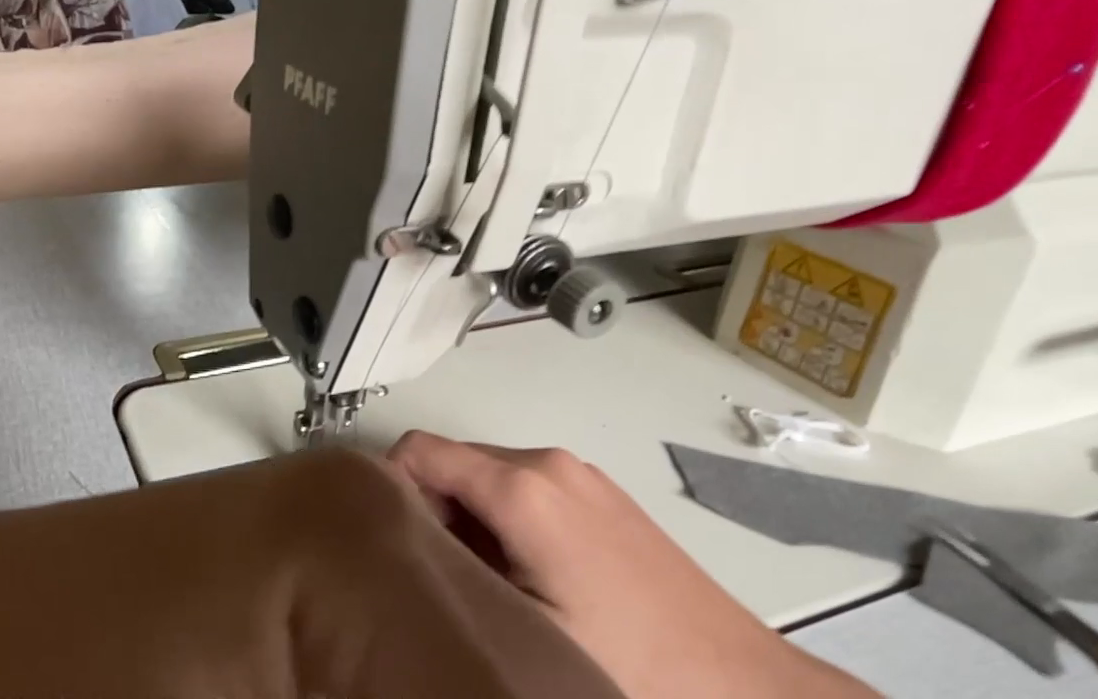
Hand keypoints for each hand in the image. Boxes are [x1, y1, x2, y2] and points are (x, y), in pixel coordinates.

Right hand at [386, 432, 878, 698]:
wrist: (743, 685)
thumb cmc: (634, 664)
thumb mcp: (520, 626)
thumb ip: (452, 569)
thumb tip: (403, 545)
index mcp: (521, 488)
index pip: (417, 452)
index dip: (387, 487)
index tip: (385, 538)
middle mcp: (547, 463)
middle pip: (450, 462)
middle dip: (429, 509)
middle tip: (436, 574)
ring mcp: (578, 475)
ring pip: (485, 476)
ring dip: (466, 518)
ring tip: (482, 583)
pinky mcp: (598, 494)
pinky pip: (523, 487)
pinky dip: (502, 520)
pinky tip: (523, 578)